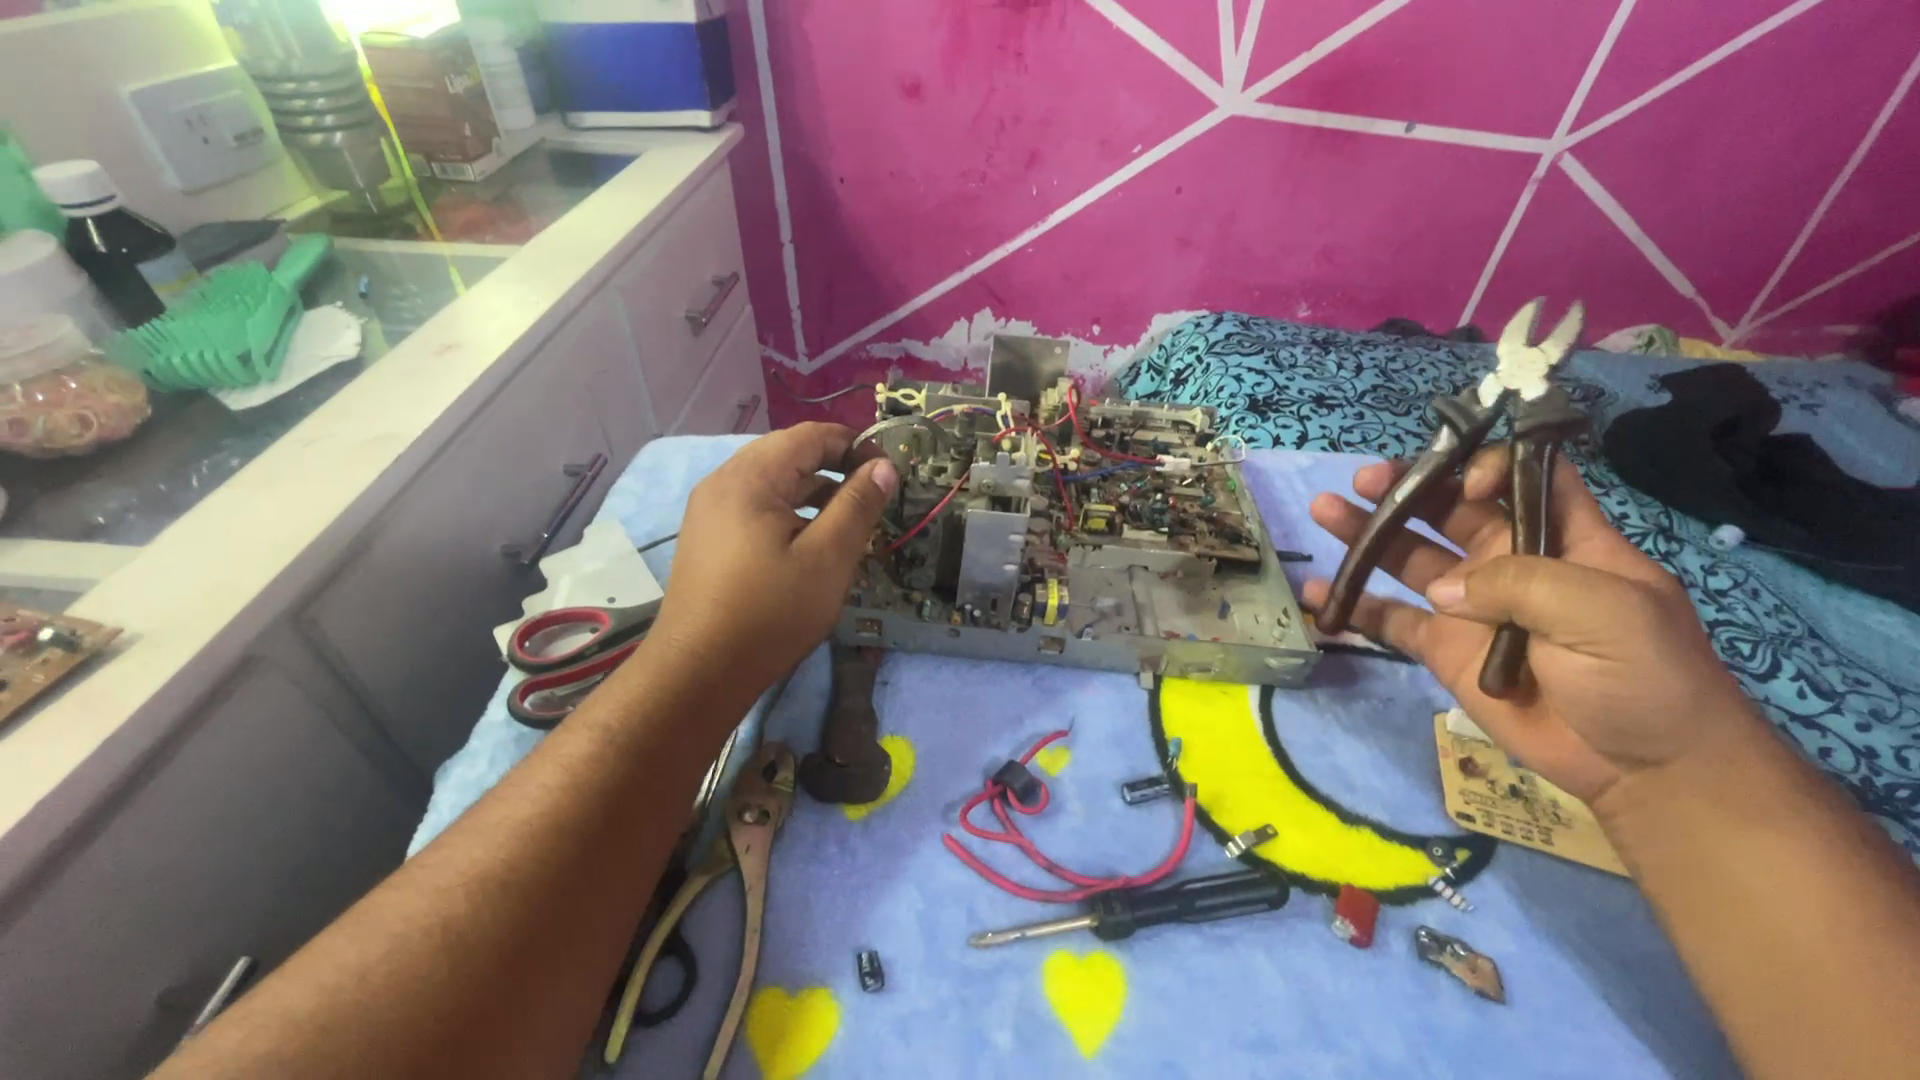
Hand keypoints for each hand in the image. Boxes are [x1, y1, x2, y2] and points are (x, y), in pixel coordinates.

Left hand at [650, 423, 896, 696]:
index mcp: (750, 477)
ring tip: (848, 521)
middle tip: (872, 496)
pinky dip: (788, 511)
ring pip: (771, 482)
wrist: (699, 671)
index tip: (888, 472)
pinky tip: (809, 543)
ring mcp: (710, 510)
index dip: (854, 445)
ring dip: (813, 491)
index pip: (810, 436)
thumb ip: (858, 506)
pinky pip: (754, 505)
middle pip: (787, 453)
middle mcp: (723, 481)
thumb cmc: (770, 612)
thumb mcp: (827, 559)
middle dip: (834, 466)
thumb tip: (884, 466)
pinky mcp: (708, 537)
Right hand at [1302, 447, 1758, 808]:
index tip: (1466, 482)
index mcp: (1563, 540)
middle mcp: (1511, 563)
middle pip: (1452, 511)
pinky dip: (1355, 607)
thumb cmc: (1644, 675)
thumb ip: (1518, 583)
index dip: (1492, 466)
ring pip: (1409, 558)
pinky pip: (1391, 621)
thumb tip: (1442, 593)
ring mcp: (1472, 607)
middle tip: (1364, 480)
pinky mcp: (1445, 650)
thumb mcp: (1602, 609)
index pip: (1523, 480)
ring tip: (1325, 511)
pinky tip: (1317, 593)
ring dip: (1368, 534)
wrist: (1644, 768)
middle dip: (1409, 489)